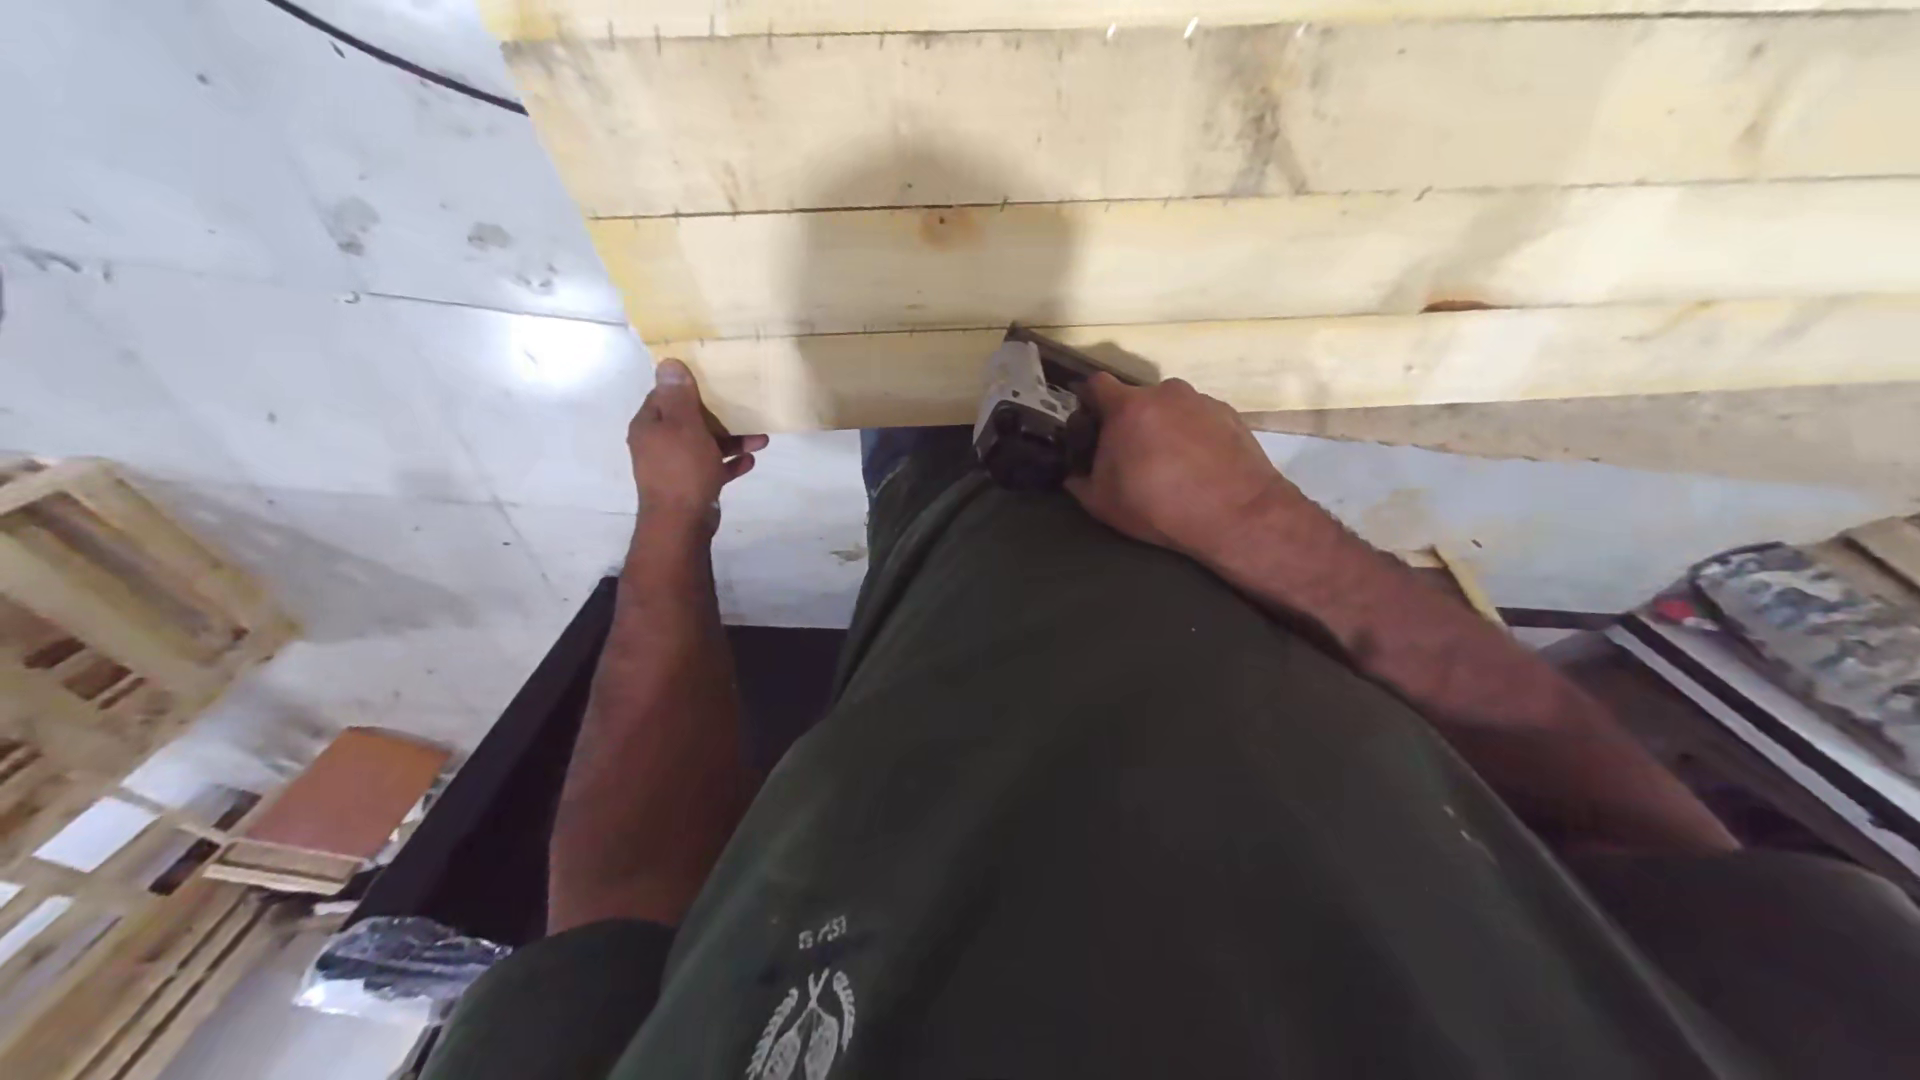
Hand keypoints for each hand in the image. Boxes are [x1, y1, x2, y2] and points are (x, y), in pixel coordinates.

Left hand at [628, 359, 767, 530]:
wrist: (682, 522)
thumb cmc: (683, 468)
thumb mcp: (683, 425)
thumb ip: (678, 395)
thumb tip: (668, 362)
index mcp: (649, 426)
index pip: (664, 396)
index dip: (688, 388)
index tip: (713, 382)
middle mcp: (658, 444)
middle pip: (688, 420)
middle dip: (717, 415)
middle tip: (741, 407)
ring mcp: (674, 466)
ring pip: (704, 445)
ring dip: (731, 440)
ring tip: (760, 439)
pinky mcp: (691, 485)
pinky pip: (713, 467)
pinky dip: (729, 462)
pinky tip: (750, 460)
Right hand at [1065, 374, 1309, 558]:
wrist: (1236, 514)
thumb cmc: (1159, 507)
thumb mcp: (1103, 503)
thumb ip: (1080, 482)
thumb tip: (1074, 474)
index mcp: (1128, 407)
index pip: (1096, 384)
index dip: (1088, 402)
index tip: (1090, 424)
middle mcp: (1164, 393)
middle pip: (1136, 399)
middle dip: (1129, 421)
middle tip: (1132, 454)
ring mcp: (1200, 400)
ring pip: (1169, 407)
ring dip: (1163, 426)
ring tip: (1170, 462)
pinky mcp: (1228, 413)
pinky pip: (1198, 418)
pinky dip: (1192, 434)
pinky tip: (1198, 464)